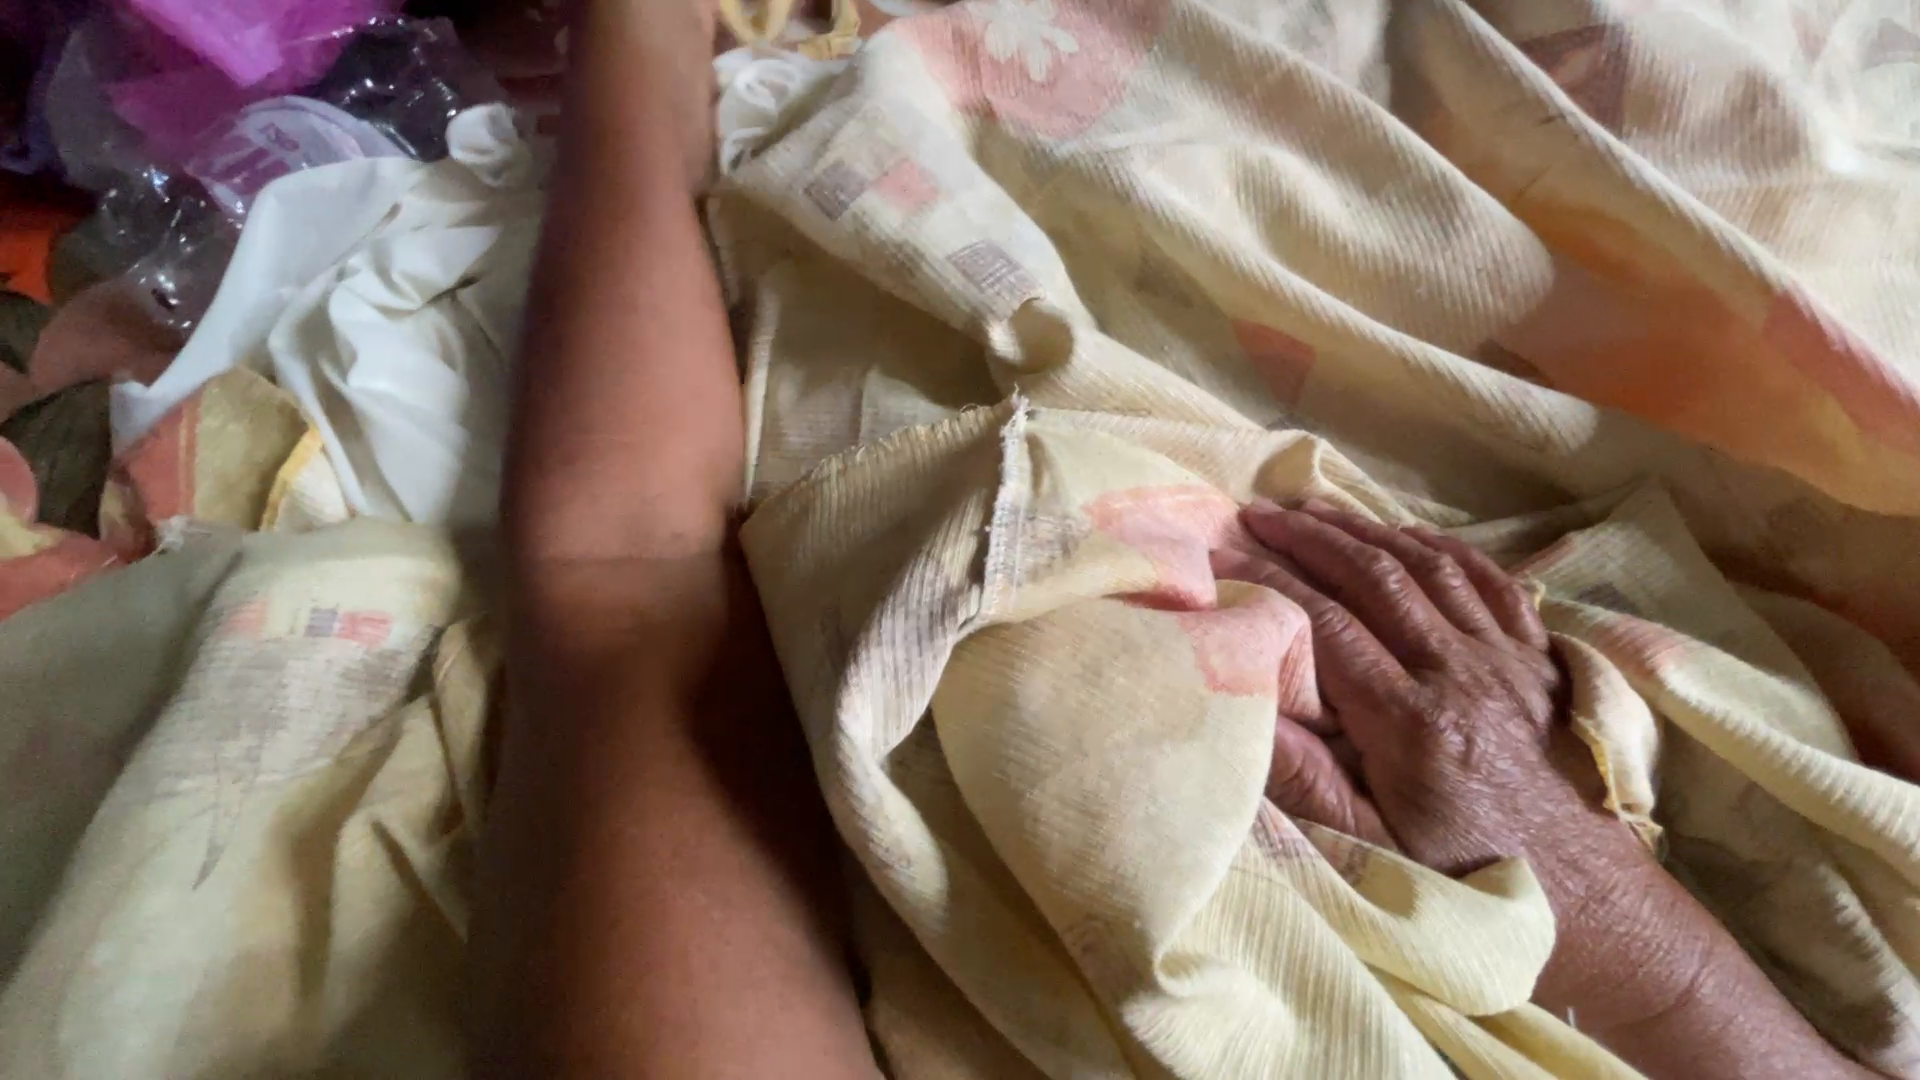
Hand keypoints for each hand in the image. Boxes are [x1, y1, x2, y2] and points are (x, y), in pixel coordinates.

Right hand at [1212, 502, 1672, 1019]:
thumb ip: (1303, 776)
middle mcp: (1460, 671)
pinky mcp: (1536, 659)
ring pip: (1426, 565)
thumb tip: (1243, 704)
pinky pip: (1488, 580)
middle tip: (1257, 513)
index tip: (1222, 556)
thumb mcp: (1368, 843)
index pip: (1326, 624)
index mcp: (1412, 719)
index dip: (1269, 580)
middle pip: (1374, 576)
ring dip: (1363, 528)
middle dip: (1307, 537)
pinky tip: (1403, 532)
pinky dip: (1441, 546)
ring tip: (1312, 508)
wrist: (1591, 899)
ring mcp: (1506, 658)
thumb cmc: (1461, 871)